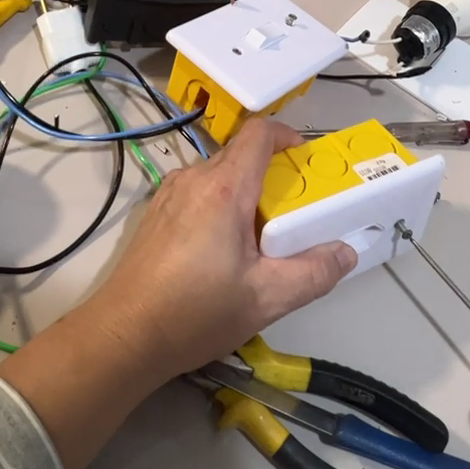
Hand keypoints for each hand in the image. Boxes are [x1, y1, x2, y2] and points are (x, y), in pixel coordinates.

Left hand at [0, 118, 356, 468]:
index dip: (285, 135)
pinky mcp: (155, 213)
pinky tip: (221, 248)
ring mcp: (168, 194)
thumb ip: (313, 273)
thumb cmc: (196, 312)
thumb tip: (345, 253)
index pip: (258, 134)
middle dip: (271, 172)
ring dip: (244, 190)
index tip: (305, 157)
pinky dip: (219, 203)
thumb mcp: (266, 299)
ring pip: (216, 174)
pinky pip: (196, 191)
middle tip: (293, 210)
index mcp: (223, 188)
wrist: (124, 334)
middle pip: (239, 154)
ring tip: (260, 235)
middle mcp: (194, 179)